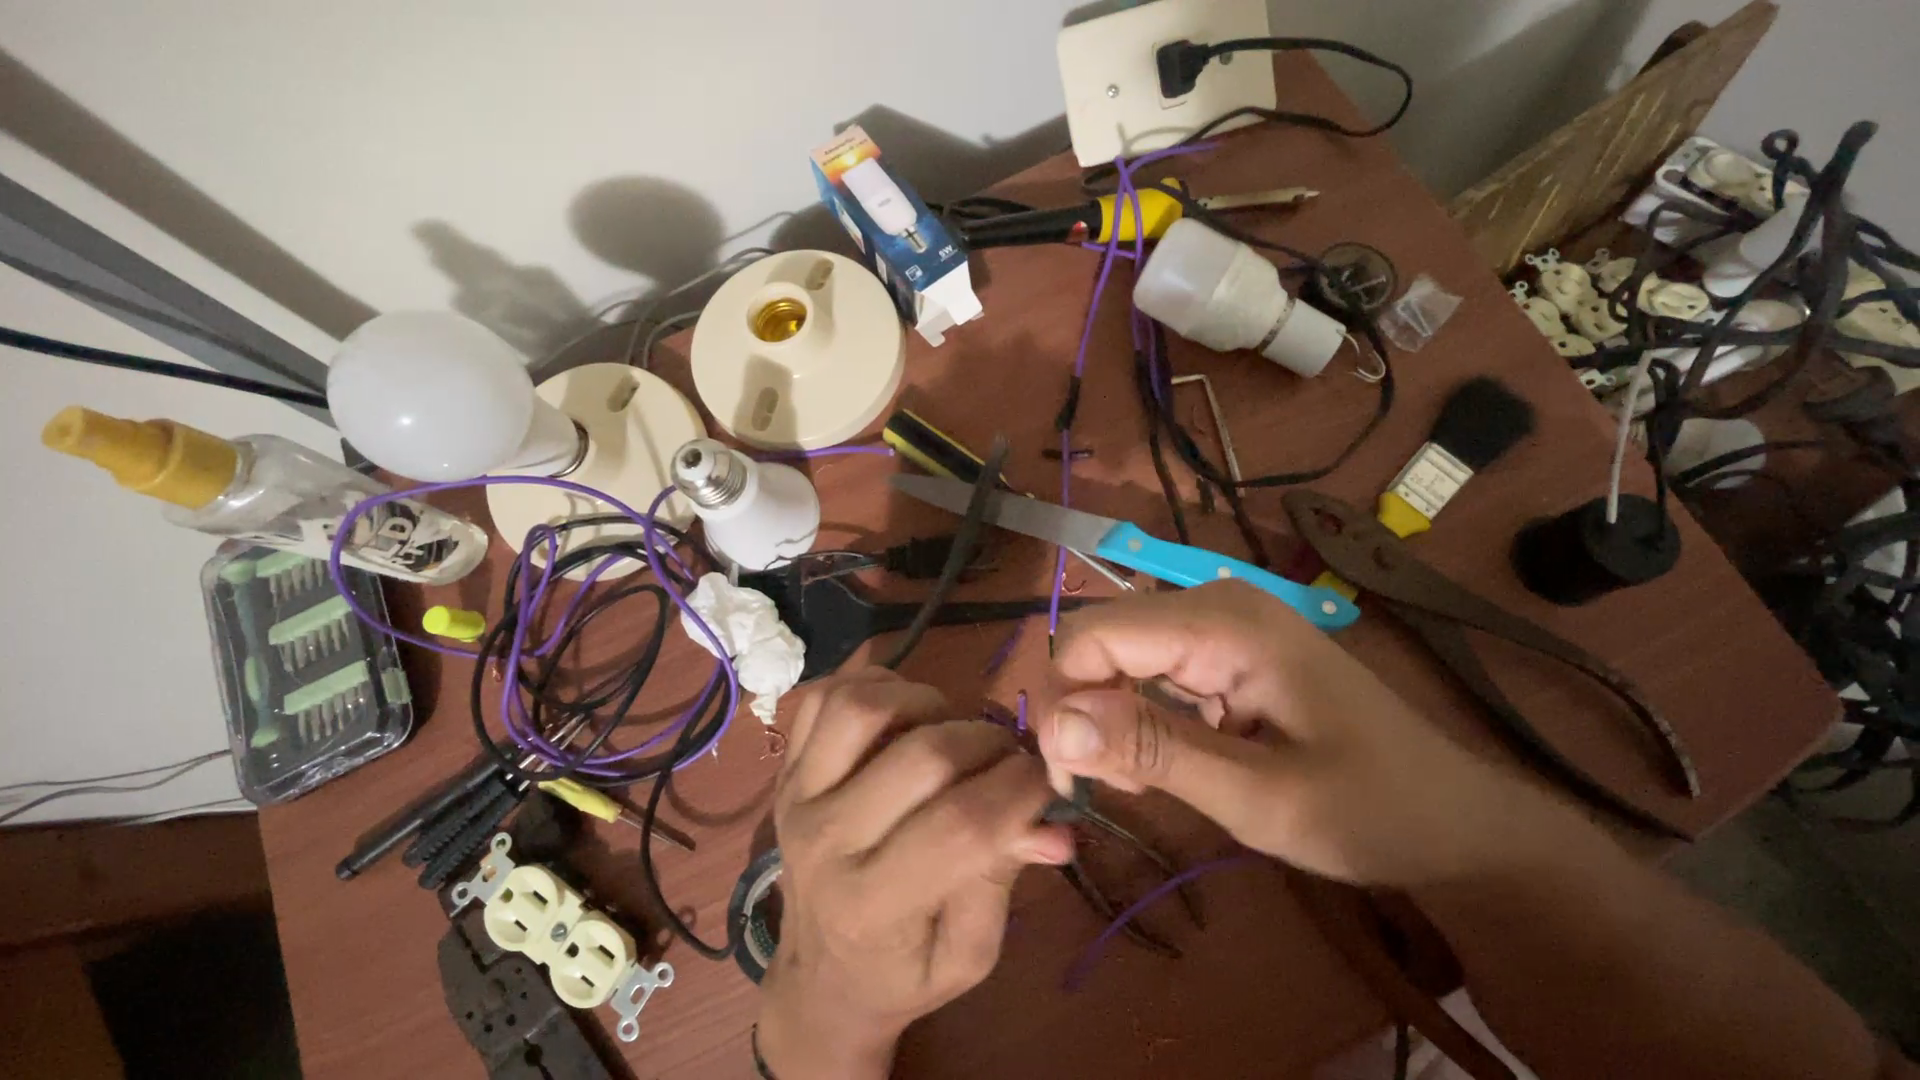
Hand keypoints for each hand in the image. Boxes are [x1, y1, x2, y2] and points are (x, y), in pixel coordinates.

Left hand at [756, 669, 1072, 1079]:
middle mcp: (825, 841)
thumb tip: (1056, 825)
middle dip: (988, 744)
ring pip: (863, 707)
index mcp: (872, 905)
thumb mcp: (968, 956)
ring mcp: (795, 796)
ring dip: (927, 704)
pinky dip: (877, 688)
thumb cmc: (902, 973)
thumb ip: (1002, 881)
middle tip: (1010, 758)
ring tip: (953, 731)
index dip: (1021, 790)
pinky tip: (908, 718)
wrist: (820, 978)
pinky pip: (827, 697)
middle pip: (921, 757)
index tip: (1050, 782)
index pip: (960, 825)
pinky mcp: (785, 769)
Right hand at [1032, 582, 1570, 886]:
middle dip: (1084, 709)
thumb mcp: (1259, 796)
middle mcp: (1216, 603)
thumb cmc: (1372, 810)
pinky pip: (1152, 666)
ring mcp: (1224, 622)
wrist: (1457, 818)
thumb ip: (1154, 751)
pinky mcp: (1228, 648)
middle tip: (1111, 787)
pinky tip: (1165, 759)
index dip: (1064, 701)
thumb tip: (1057, 725)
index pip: (1092, 635)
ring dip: (1110, 715)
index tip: (1073, 779)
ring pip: (1119, 652)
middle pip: (1100, 638)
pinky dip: (1139, 713)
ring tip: (1143, 781)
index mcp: (1225, 623)